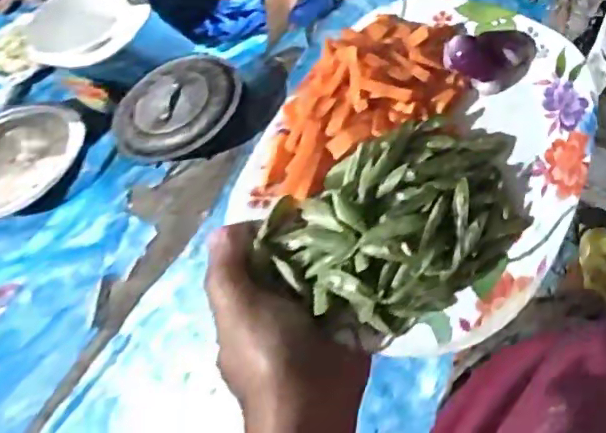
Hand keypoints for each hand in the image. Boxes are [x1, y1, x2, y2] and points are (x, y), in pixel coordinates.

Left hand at [205, 222, 368, 432]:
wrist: (314, 403)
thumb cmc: (269, 356)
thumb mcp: (239, 313)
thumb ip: (228, 274)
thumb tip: (224, 227)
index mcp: (252, 301)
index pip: (262, 252)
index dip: (278, 226)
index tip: (304, 203)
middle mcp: (285, 301)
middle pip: (300, 254)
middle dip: (319, 231)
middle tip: (345, 202)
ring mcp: (321, 306)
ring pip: (332, 263)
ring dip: (347, 243)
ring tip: (368, 212)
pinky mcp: (353, 310)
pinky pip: (359, 278)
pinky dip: (367, 260)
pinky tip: (381, 238)